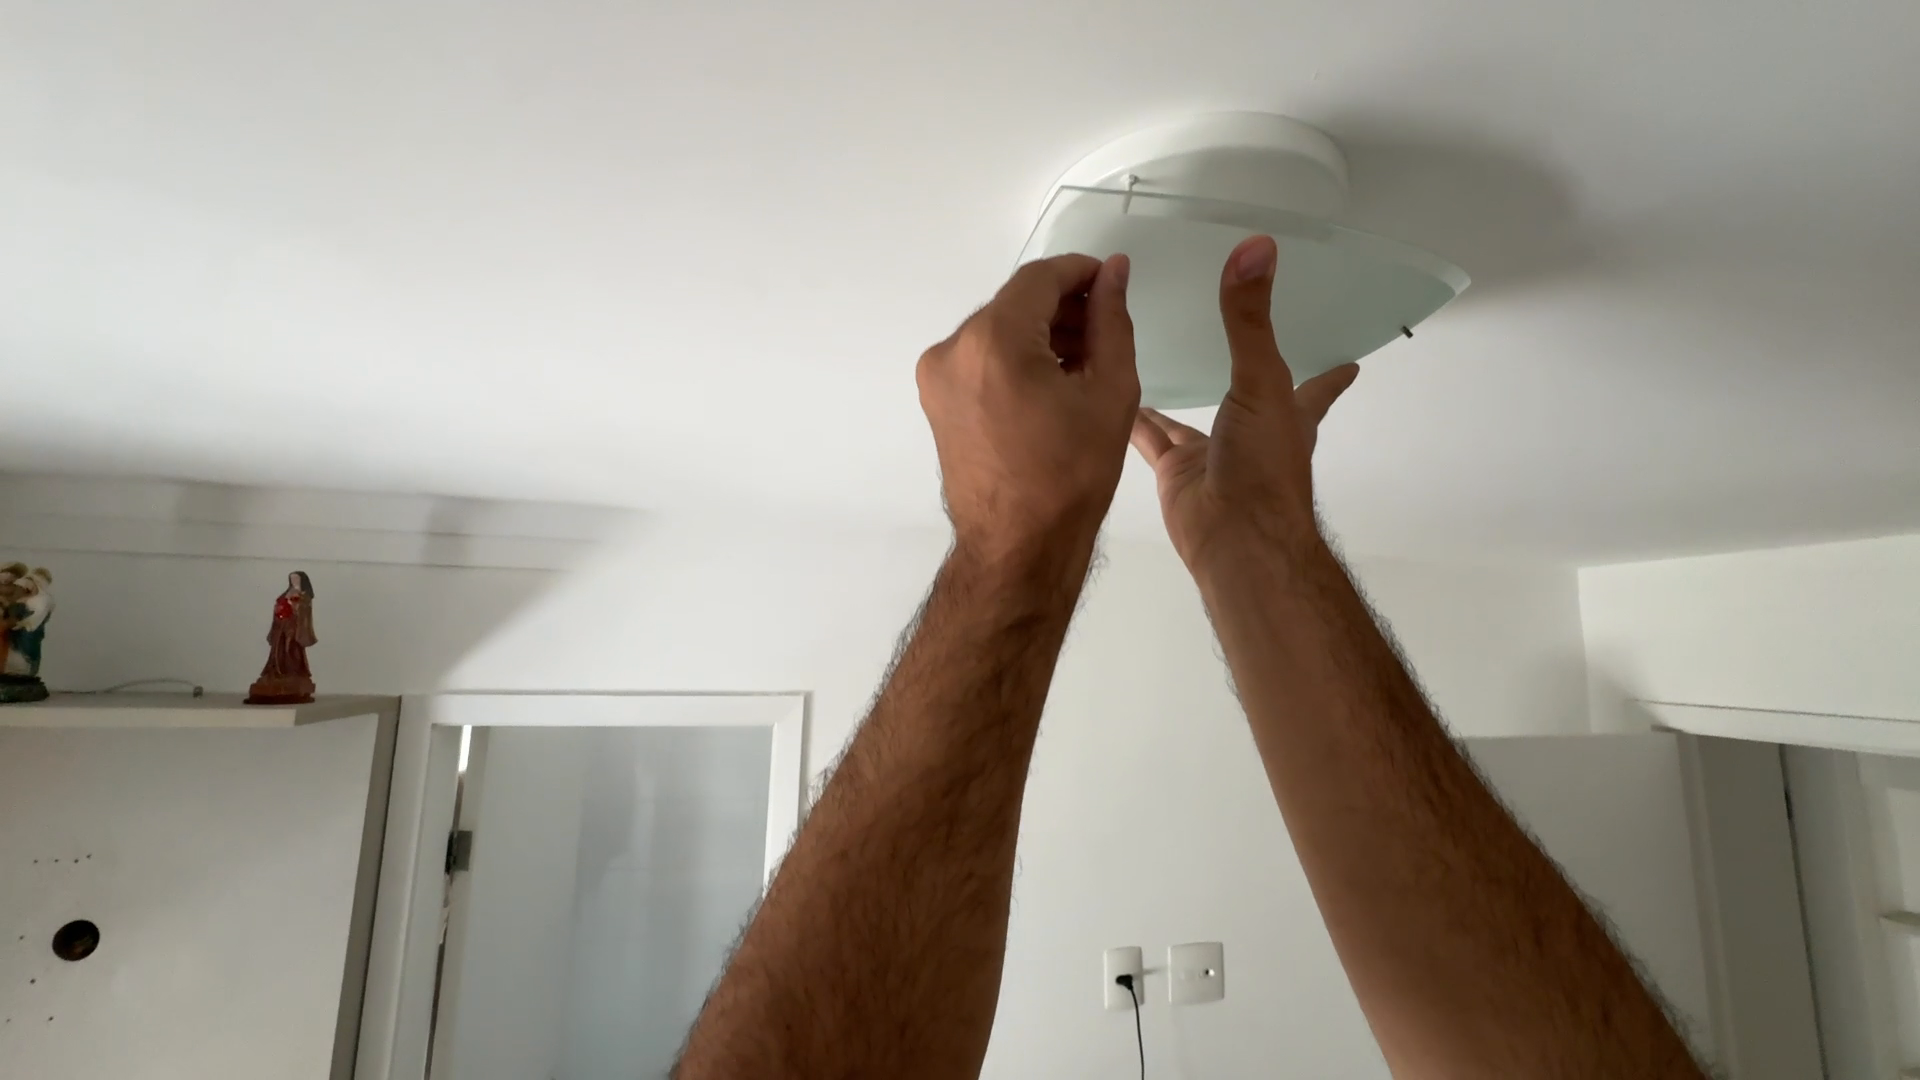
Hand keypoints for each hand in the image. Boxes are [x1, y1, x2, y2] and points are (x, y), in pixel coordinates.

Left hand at [918, 254, 1138, 561]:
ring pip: (995, 332)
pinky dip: (1013, 360)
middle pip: (1014, 304)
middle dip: (1060, 308)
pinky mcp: (935, 403)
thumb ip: (1111, 320)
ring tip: (1082, 361)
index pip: (1039, 279)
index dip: (1080, 273)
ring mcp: (936, 378)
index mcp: (992, 341)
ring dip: (1037, 335)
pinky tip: (1048, 382)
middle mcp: (952, 350)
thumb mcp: (1109, 391)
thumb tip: (1114, 272)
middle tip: (1103, 329)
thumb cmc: (1072, 474)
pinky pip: (979, 361)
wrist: (1018, 546)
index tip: (1110, 283)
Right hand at [1129, 235, 1358, 571]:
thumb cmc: (1262, 464)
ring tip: (1151, 362)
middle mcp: (1250, 433)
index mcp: (1287, 415)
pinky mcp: (1174, 472)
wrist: (1234, 536)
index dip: (1332, 374)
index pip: (1318, 387)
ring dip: (1172, 398)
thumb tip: (1255, 245)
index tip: (1351, 360)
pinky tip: (1113, 399)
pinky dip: (1134, 421)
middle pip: (1243, 396)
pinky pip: (1149, 439)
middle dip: (1236, 375)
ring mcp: (1211, 455)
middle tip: (1215, 341)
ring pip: (1187, 418)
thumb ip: (1250, 320)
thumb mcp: (1261, 382)